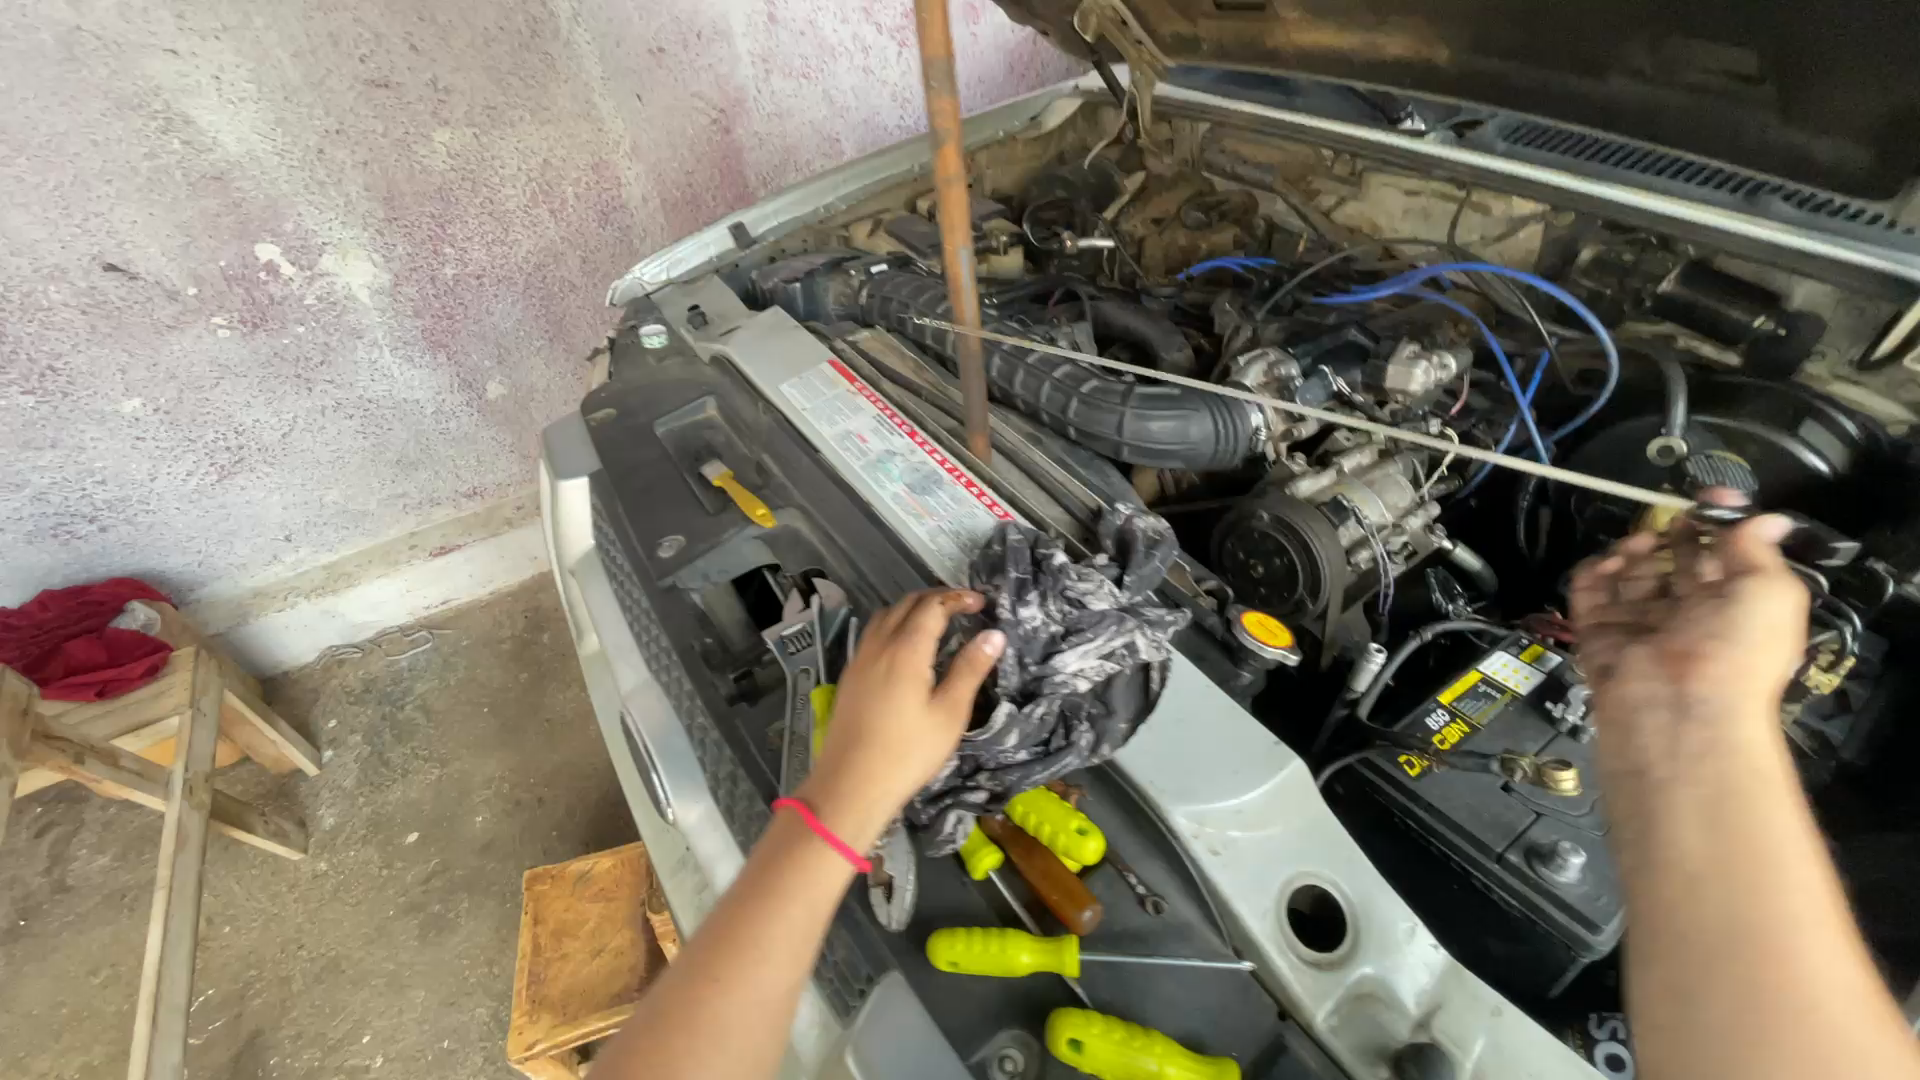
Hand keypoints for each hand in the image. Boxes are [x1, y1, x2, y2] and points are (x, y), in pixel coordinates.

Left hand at [798, 588, 1004, 850]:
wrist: (850, 785)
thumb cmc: (907, 752)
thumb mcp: (950, 713)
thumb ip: (970, 669)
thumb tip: (994, 634)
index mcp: (906, 649)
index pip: (932, 606)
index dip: (957, 598)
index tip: (981, 602)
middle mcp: (879, 645)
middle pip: (906, 604)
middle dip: (936, 597)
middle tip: (963, 606)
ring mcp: (860, 659)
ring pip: (885, 616)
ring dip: (912, 608)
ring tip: (936, 620)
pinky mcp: (850, 676)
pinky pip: (873, 634)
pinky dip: (894, 625)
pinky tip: (905, 647)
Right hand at [1568, 491, 1807, 775]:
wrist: (1674, 698)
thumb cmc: (1734, 646)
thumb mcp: (1768, 592)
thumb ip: (1757, 550)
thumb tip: (1764, 516)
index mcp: (1733, 609)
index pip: (1722, 560)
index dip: (1715, 529)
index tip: (1706, 500)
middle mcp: (1686, 615)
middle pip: (1671, 565)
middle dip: (1669, 537)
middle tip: (1665, 514)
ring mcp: (1637, 622)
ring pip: (1628, 575)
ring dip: (1631, 552)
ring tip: (1638, 540)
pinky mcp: (1596, 628)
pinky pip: (1588, 592)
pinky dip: (1593, 572)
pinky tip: (1607, 560)